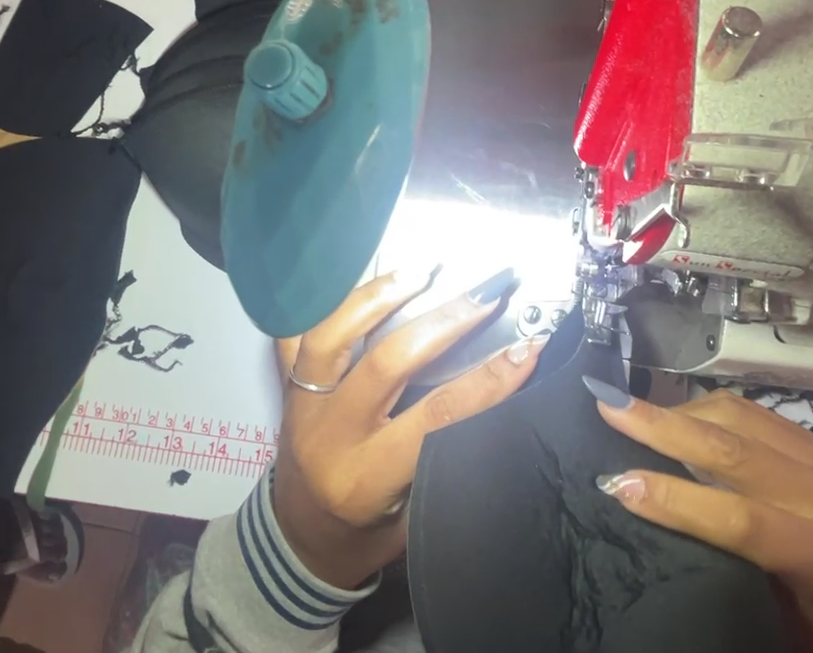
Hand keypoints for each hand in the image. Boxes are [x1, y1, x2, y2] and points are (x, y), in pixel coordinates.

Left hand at [271, 270, 546, 589]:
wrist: (298, 543)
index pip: (436, 417)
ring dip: (379, 296)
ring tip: (422, 271)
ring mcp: (300, 403)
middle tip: (486, 295)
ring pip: (331, 335)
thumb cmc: (365, 533)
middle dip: (445, 323)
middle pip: (387, 363)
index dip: (487, 381)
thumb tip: (500, 387)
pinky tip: (351, 269)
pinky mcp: (284, 384)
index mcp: (366, 477)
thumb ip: (448, 453)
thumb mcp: (416, 512)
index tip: (527, 348)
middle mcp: (329, 434)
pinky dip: (320, 297)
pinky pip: (292, 329)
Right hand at [589, 386, 812, 652]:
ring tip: (632, 411)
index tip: (619, 484)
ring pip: (739, 420)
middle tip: (610, 408)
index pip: (743, 520)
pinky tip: (672, 413)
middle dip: (665, 428)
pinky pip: (748, 410)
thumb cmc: (795, 613)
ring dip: (678, 413)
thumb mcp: (758, 598)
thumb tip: (633, 498)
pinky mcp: (809, 439)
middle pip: (736, 453)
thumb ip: (708, 549)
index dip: (678, 500)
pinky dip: (702, 408)